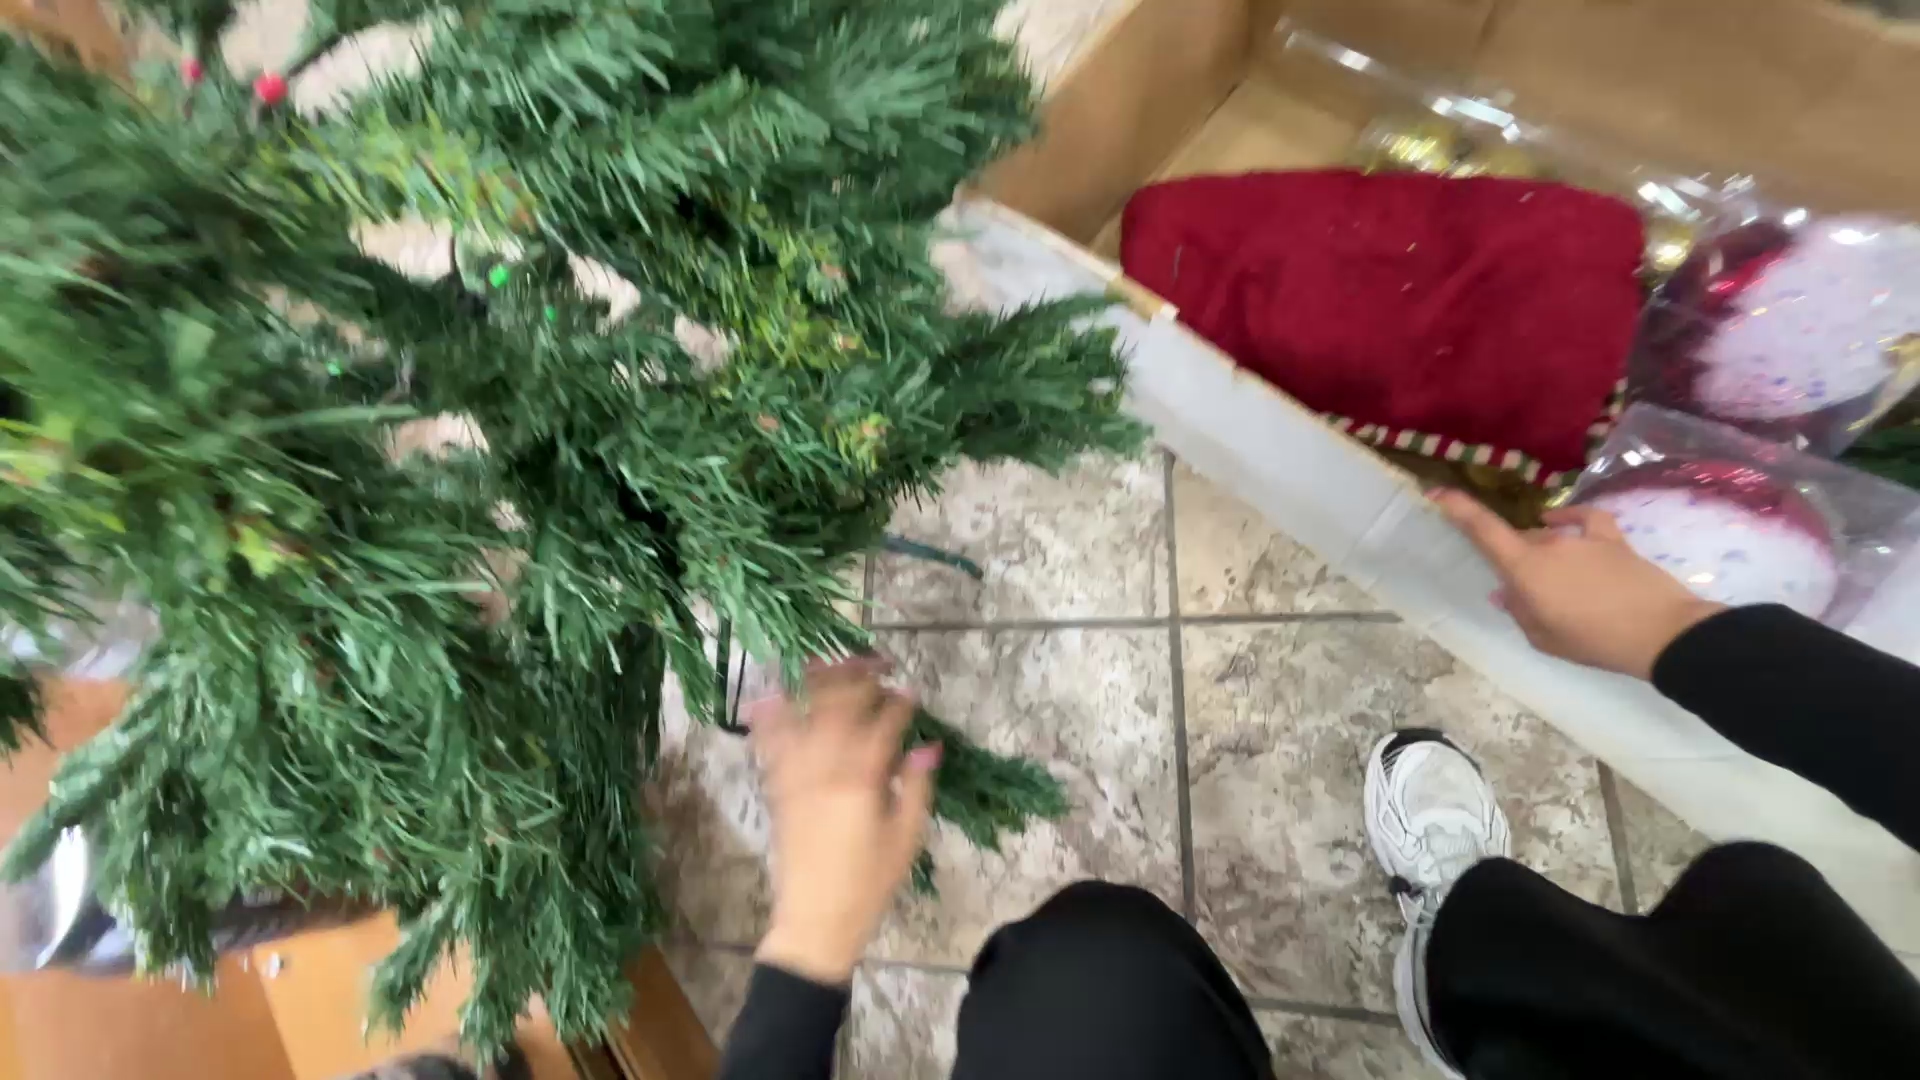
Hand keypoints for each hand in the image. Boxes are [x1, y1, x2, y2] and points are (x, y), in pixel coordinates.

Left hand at [750, 658, 939, 983]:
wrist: (815, 920)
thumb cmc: (870, 883)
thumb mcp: (906, 837)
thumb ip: (917, 786)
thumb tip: (930, 745)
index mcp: (862, 780)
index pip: (884, 723)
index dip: (899, 702)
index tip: (910, 691)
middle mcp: (826, 767)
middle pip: (841, 704)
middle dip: (860, 675)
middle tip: (877, 664)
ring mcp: (797, 775)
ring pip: (804, 713)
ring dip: (818, 683)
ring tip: (830, 662)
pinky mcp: (778, 787)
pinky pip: (771, 743)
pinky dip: (770, 716)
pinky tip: (772, 694)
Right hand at [1429, 490, 1724, 679]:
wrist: (1665, 634)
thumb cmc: (1592, 639)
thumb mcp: (1541, 636)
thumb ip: (1518, 610)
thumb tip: (1506, 591)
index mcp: (1522, 566)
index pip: (1481, 529)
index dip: (1457, 507)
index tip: (1436, 491)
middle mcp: (1547, 543)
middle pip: (1517, 542)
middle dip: (1513, 561)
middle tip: (1527, 594)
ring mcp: (1581, 539)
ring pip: (1547, 538)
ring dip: (1542, 555)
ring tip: (1558, 585)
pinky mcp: (1613, 541)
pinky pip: (1585, 520)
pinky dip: (1570, 518)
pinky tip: (1561, 522)